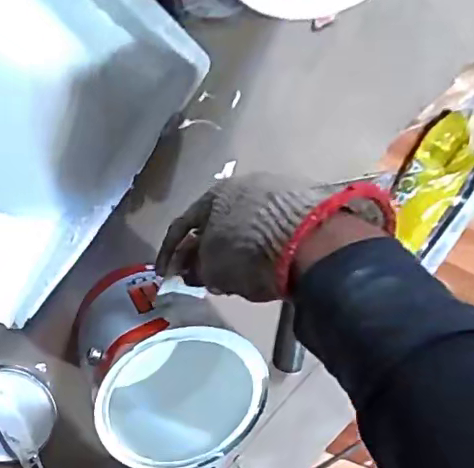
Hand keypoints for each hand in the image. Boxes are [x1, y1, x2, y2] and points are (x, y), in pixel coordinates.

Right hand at [157, 173, 395, 301]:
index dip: (168, 253)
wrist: (310, 242)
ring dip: (227, 248)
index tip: (163, 274)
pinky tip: (254, 264)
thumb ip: (195, 269)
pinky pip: (264, 228)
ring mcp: (274, 190)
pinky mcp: (299, 203)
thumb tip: (190, 270)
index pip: (180, 226)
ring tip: (225, 273)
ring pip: (238, 224)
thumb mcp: (211, 268)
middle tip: (194, 275)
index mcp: (213, 196)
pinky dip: (253, 246)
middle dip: (200, 250)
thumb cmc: (248, 253)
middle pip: (211, 222)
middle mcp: (242, 185)